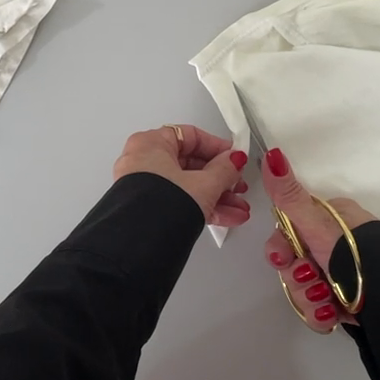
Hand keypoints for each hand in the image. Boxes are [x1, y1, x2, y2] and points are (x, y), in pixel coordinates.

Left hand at [112, 125, 251, 227]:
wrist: (142, 243)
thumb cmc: (161, 206)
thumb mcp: (204, 184)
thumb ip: (225, 170)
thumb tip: (234, 160)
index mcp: (150, 143)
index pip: (190, 136)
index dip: (217, 147)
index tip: (235, 157)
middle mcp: (142, 161)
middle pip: (190, 163)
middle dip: (220, 178)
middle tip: (238, 185)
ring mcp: (143, 185)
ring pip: (187, 185)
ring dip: (216, 196)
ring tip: (238, 208)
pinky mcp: (147, 207)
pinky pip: (179, 200)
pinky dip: (201, 206)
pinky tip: (226, 217)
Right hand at [259, 147, 376, 333]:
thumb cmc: (354, 255)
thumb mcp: (316, 224)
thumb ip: (288, 195)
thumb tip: (270, 152)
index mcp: (329, 221)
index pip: (288, 232)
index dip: (280, 249)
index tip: (283, 259)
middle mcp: (334, 246)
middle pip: (293, 263)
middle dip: (297, 279)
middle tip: (311, 282)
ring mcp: (341, 275)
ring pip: (304, 289)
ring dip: (310, 299)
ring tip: (328, 303)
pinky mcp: (347, 303)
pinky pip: (320, 309)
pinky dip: (323, 314)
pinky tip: (333, 315)